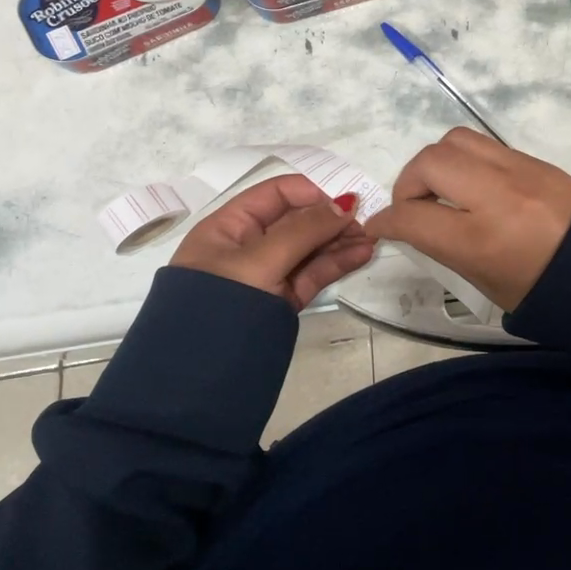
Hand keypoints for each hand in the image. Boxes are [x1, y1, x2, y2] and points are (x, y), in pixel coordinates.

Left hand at [169, 174, 375, 310]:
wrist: (199, 377)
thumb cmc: (220, 302)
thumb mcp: (259, 261)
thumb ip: (305, 230)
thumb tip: (347, 203)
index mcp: (228, 227)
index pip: (275, 194)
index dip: (312, 191)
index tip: (346, 200)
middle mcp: (248, 246)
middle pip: (298, 220)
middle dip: (332, 217)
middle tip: (366, 220)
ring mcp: (267, 274)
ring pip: (310, 247)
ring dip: (341, 240)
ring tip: (372, 238)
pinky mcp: (283, 299)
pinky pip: (314, 273)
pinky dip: (338, 262)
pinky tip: (362, 255)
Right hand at [364, 128, 570, 311]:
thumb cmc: (539, 289)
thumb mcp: (483, 279)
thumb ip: (443, 246)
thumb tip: (413, 222)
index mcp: (482, 238)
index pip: (413, 216)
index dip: (386, 221)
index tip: (379, 226)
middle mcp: (497, 195)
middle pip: (430, 163)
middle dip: (409, 183)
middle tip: (413, 207)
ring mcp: (518, 170)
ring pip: (456, 140)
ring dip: (437, 162)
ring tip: (441, 189)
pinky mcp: (534, 160)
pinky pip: (486, 145)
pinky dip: (466, 159)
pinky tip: (469, 184)